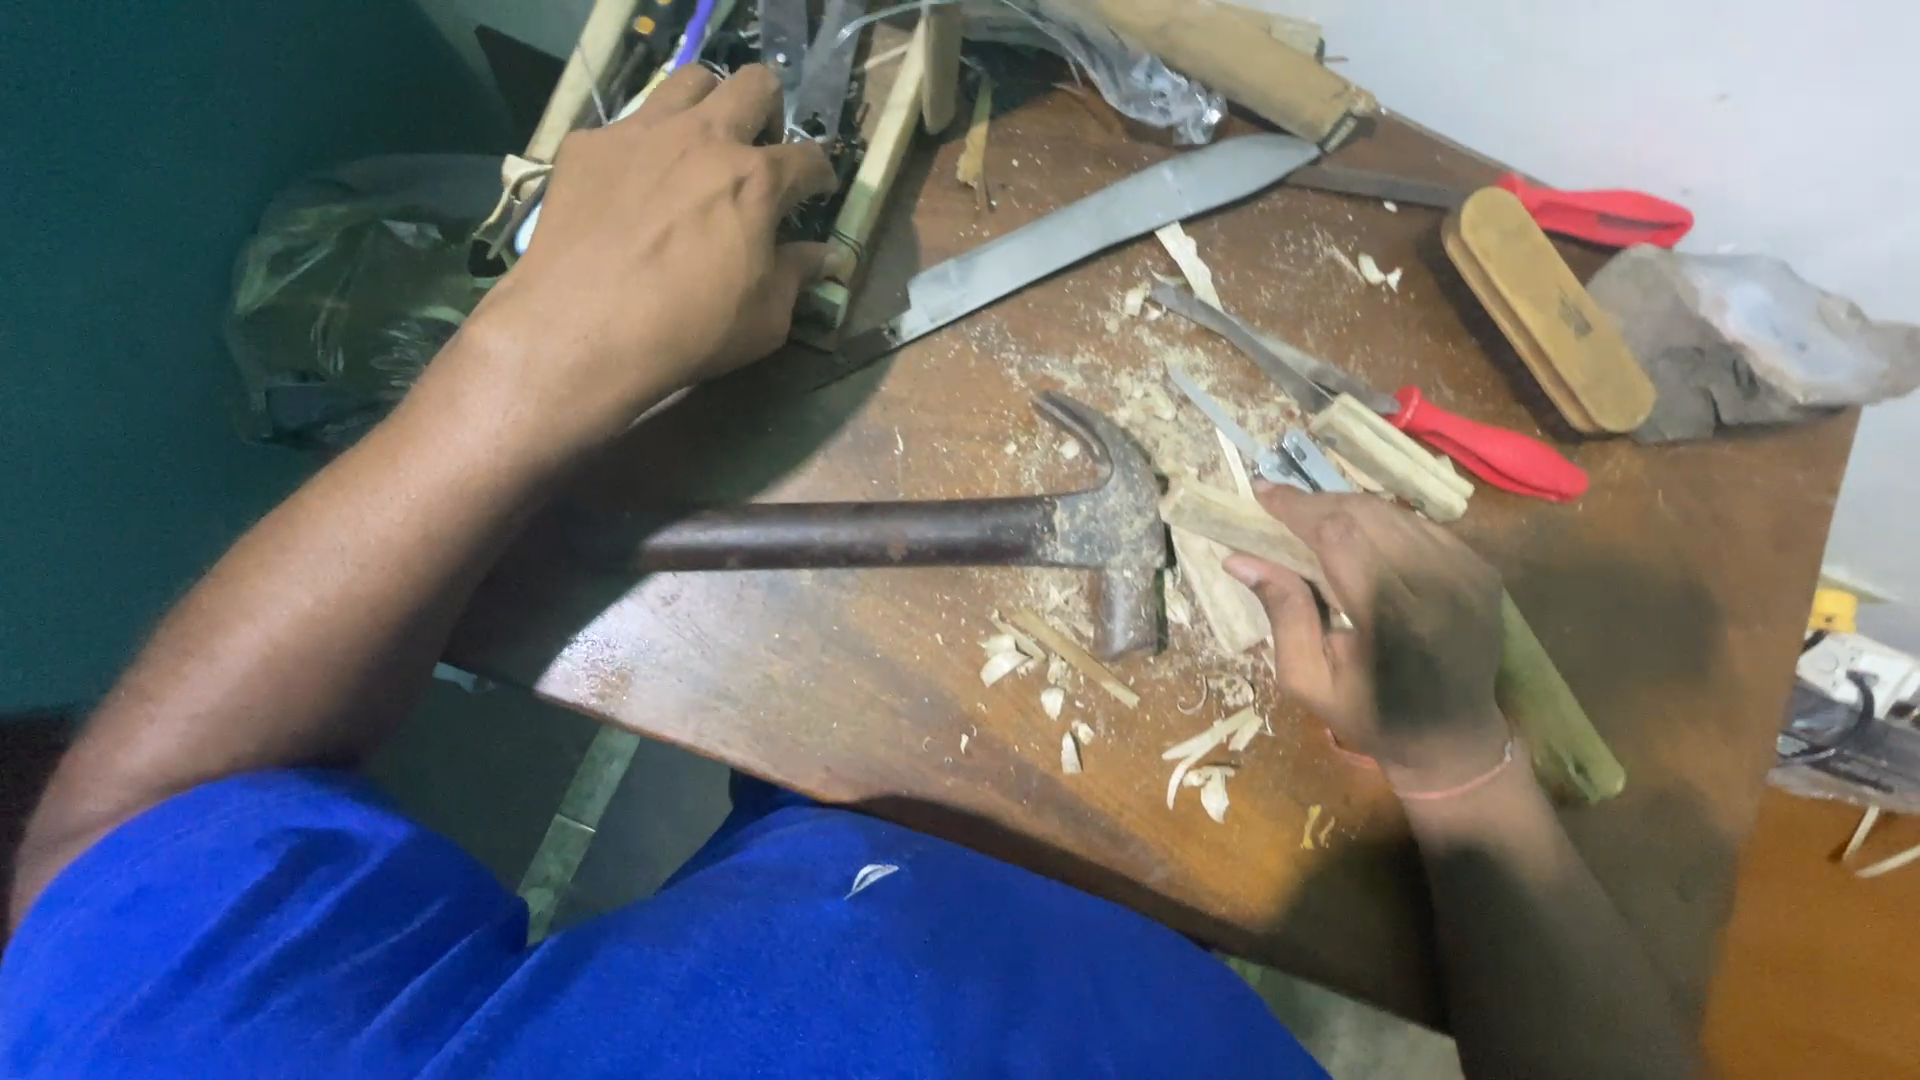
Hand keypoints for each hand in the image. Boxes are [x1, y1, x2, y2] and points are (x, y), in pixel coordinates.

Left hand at [431, 64, 838, 459]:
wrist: (585, 328)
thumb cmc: (693, 329)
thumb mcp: (767, 318)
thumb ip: (796, 276)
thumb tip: (822, 256)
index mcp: (756, 180)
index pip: (808, 158)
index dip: (820, 174)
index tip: (817, 189)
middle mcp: (704, 138)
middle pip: (754, 85)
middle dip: (771, 111)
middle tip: (760, 149)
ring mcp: (642, 132)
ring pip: (690, 80)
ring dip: (709, 104)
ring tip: (702, 145)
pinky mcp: (590, 144)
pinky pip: (629, 124)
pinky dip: (647, 146)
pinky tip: (637, 185)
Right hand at [1224, 484, 1508, 791]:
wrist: (1453, 738)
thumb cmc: (1369, 714)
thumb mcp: (1307, 679)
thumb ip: (1282, 613)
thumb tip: (1239, 558)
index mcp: (1394, 617)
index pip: (1340, 535)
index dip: (1298, 508)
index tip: (1261, 494)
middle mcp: (1439, 584)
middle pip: (1367, 513)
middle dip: (1316, 502)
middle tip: (1278, 503)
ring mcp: (1468, 573)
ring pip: (1394, 512)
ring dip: (1345, 507)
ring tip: (1309, 516)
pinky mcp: (1480, 570)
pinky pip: (1419, 525)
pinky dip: (1379, 521)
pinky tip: (1354, 534)